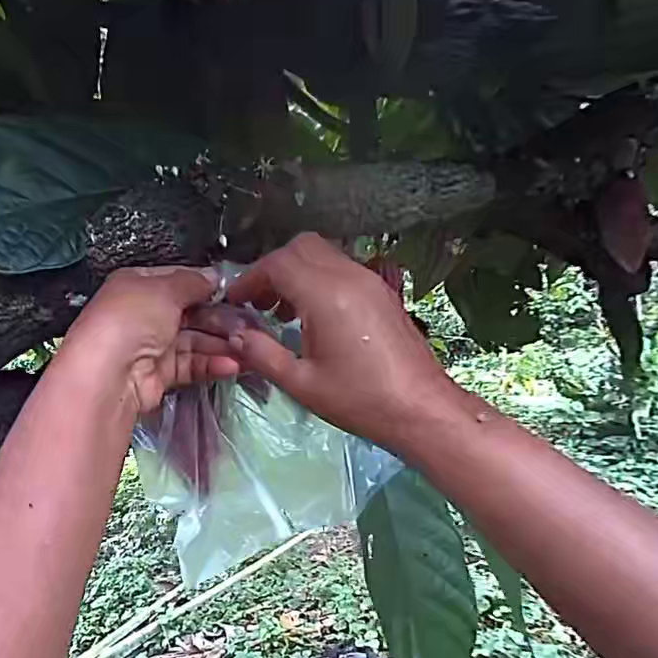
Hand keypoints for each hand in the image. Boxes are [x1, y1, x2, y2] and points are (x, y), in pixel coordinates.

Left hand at [59, 267, 241, 411]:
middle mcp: (144, 314)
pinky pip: (191, 365)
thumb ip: (193, 281)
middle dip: (221, 319)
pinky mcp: (160, 375)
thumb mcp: (164, 288)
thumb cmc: (131, 320)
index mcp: (138, 285)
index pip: (179, 281)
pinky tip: (233, 365)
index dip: (206, 285)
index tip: (236, 292)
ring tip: (249, 348)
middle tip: (250, 324)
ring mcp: (152, 346)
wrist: (108, 374)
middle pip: (191, 313)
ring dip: (222, 344)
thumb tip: (213, 276)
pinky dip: (212, 364)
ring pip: (194, 341)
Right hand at [222, 234, 471, 454]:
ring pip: (322, 254)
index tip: (236, 301)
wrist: (422, 409)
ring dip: (295, 272)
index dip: (250, 278)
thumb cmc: (360, 400)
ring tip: (280, 311)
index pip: (279, 263)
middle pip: (301, 247)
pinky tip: (310, 316)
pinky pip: (340, 268)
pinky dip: (317, 280)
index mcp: (327, 296)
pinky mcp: (381, 292)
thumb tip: (235, 335)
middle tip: (257, 301)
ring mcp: (370, 282)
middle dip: (272, 268)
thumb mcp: (301, 384)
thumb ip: (262, 354)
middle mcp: (350, 277)